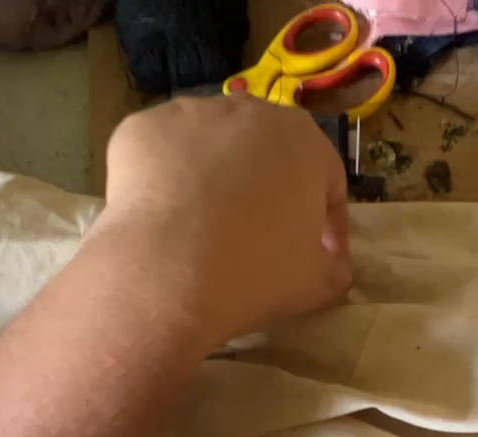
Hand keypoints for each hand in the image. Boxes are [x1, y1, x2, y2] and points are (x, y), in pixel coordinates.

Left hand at [92, 95, 351, 342]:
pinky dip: (170, 183)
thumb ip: (337, 270)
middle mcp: (249, 111)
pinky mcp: (141, 129)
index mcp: (304, 141)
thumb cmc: (258, 272)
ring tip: (208, 232)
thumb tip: (334, 266)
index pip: (328, 180)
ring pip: (214, 150)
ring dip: (218, 183)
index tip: (321, 256)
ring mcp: (189, 112)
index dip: (329, 223)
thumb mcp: (317, 284)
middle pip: (269, 155)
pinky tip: (169, 222)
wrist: (169, 272)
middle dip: (271, 194)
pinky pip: (165, 156)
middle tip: (263, 242)